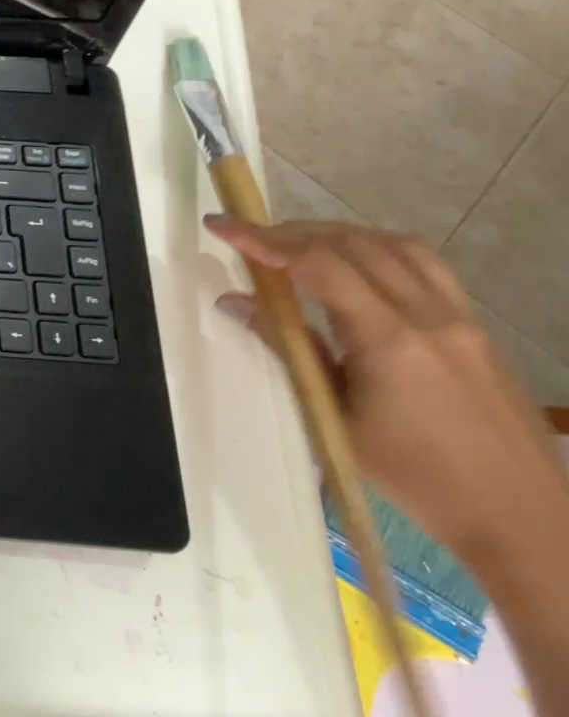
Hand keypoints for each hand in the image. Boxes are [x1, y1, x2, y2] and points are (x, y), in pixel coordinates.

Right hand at [205, 218, 568, 562]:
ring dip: (338, 233)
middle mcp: (429, 316)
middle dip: (293, 232)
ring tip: (296, 243)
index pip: (319, 265)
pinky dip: (378, 249)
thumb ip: (288, 349)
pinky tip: (354, 264)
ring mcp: (460, 319)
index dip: (264, 240)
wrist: (516, 512)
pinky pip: (425, 266)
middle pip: (355, 245)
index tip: (222, 228)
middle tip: (248, 237)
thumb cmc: (413, 474)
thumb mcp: (334, 415)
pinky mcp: (475, 328)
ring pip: (395, 245)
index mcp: (389, 339)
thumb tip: (237, 302)